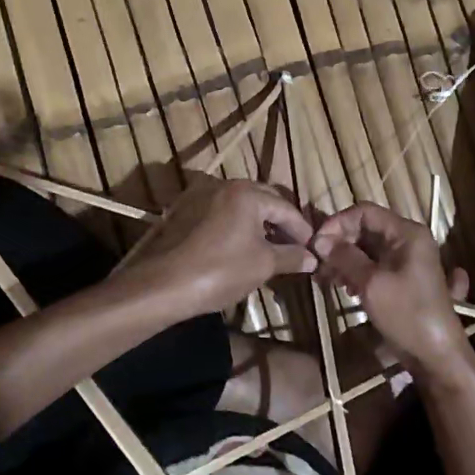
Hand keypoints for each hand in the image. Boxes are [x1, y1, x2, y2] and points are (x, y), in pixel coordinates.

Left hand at [118, 175, 316, 316]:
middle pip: (264, 200)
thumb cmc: (221, 271)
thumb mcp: (265, 264)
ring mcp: (201, 197)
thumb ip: (292, 256)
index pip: (286, 208)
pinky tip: (243, 247)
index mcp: (247, 193)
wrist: (160, 288)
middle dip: (282, 222)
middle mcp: (224, 186)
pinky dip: (237, 226)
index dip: (302, 230)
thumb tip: (312, 258)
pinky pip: (222, 214)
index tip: (313, 248)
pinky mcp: (184, 213)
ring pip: (242, 206)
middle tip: (294, 244)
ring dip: (260, 223)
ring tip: (271, 247)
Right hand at [310, 203, 469, 376]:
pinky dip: (356, 272)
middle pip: (366, 229)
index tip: (316, 245)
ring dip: (345, 260)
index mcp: (407, 233)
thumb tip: (320, 240)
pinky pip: (375, 265)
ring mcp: (407, 259)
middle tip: (317, 267)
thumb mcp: (372, 284)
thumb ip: (346, 258)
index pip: (365, 212)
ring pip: (368, 248)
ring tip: (325, 280)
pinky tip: (343, 288)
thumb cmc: (406, 313)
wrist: (435, 352)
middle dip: (339, 244)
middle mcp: (409, 240)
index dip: (338, 223)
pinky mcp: (402, 278)